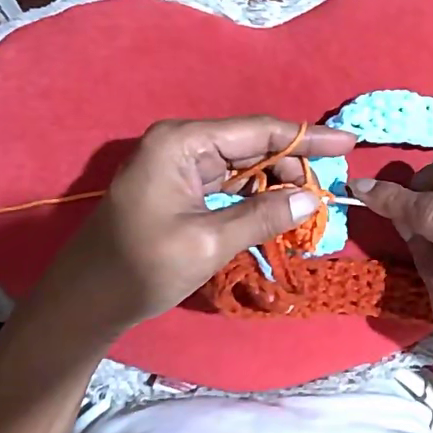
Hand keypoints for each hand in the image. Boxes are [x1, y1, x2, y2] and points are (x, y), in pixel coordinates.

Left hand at [35, 116, 355, 330]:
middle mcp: (182, 144)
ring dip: (276, 183)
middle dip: (292, 166)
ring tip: (309, 205)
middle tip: (326, 193)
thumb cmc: (141, 267)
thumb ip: (264, 215)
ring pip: (244, 165)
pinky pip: (228, 183)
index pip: (259, 130)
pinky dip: (255, 196)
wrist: (84, 302)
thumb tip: (312, 198)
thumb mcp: (209, 242)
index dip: (307, 138)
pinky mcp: (179, 188)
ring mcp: (179, 165)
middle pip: (253, 145)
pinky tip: (279, 209)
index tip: (348, 143)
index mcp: (183, 142)